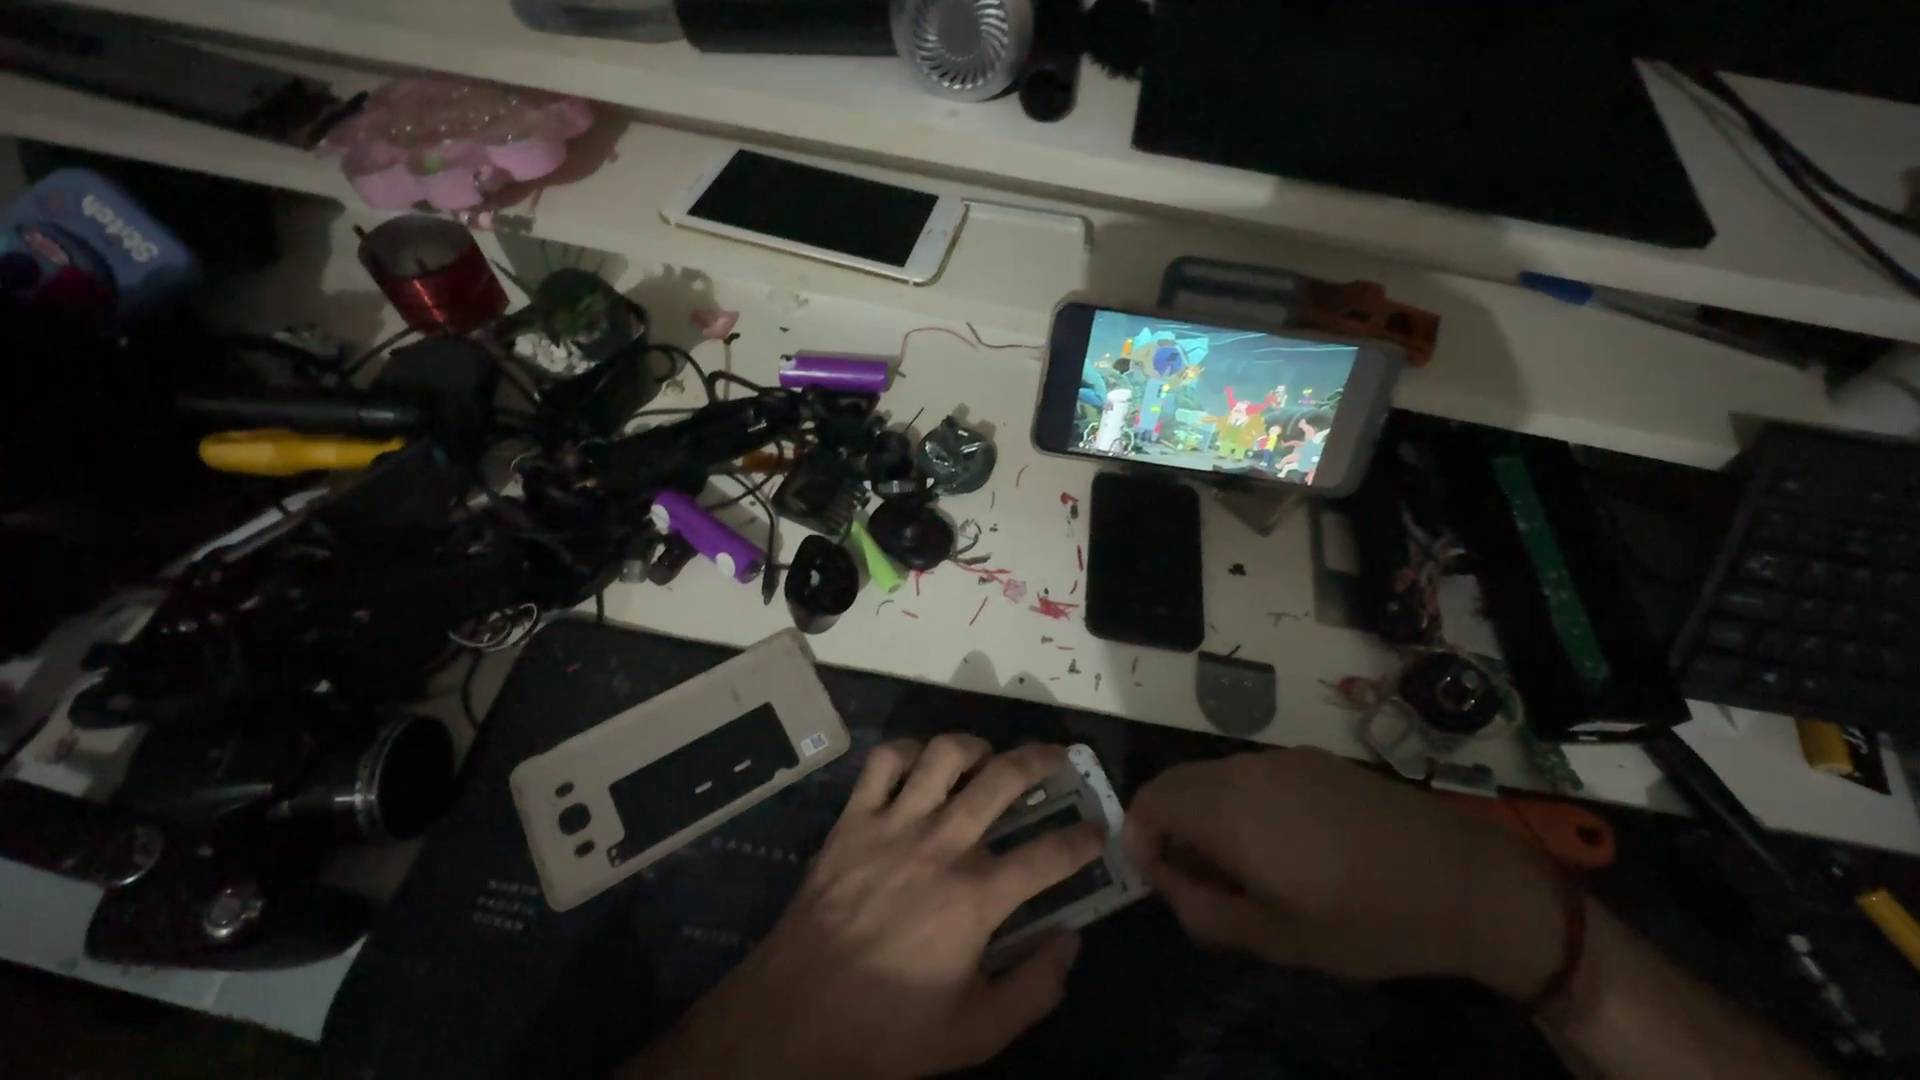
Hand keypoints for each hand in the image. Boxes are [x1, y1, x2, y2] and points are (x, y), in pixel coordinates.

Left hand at [631, 736, 1103, 1079]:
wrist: (794, 1015)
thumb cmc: (885, 1029)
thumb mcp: (974, 1034)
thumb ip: (1034, 989)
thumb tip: (1071, 941)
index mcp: (975, 898)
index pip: (1051, 854)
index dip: (1085, 838)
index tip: (1099, 830)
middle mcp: (940, 846)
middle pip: (1003, 779)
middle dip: (1042, 760)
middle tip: (1058, 759)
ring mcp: (892, 825)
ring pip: (944, 755)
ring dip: (976, 746)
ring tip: (989, 756)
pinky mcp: (852, 820)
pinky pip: (883, 762)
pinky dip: (908, 751)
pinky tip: (922, 764)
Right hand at [1123, 748, 1565, 997]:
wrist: (1466, 881)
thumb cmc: (1367, 920)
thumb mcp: (1277, 938)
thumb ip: (1203, 911)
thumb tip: (1166, 881)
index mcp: (1229, 811)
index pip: (1148, 803)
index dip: (1139, 840)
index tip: (1164, 881)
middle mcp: (1246, 771)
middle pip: (1175, 783)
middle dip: (1167, 826)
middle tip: (1196, 878)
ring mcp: (1282, 760)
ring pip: (1212, 776)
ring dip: (1204, 813)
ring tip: (1242, 865)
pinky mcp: (1314, 760)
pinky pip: (1251, 774)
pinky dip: (1239, 802)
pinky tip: (1284, 843)